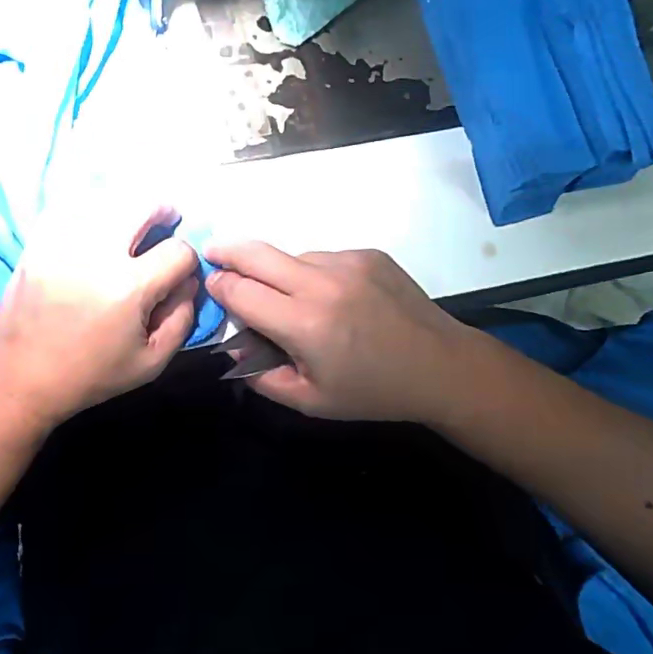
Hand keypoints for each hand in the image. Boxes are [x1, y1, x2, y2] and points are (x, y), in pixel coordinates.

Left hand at [0, 200, 200, 430]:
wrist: (20, 378)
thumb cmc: (91, 375)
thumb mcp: (151, 362)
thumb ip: (181, 318)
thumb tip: (187, 282)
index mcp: (129, 288)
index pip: (177, 251)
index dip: (188, 260)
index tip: (179, 271)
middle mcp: (97, 255)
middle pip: (142, 205)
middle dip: (162, 211)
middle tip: (165, 219)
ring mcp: (63, 244)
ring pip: (104, 200)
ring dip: (126, 207)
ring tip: (131, 220)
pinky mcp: (37, 244)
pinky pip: (67, 208)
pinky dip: (88, 209)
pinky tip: (95, 222)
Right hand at [204, 243, 477, 421]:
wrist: (440, 366)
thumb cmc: (372, 392)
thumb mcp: (310, 401)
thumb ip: (261, 376)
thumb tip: (233, 347)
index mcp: (304, 324)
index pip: (240, 291)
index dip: (218, 288)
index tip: (212, 288)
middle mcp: (322, 283)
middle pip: (255, 253)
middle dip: (226, 252)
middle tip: (211, 253)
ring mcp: (347, 262)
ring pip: (291, 256)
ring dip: (278, 271)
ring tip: (292, 299)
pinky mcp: (368, 254)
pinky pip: (323, 257)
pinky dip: (314, 273)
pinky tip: (332, 298)